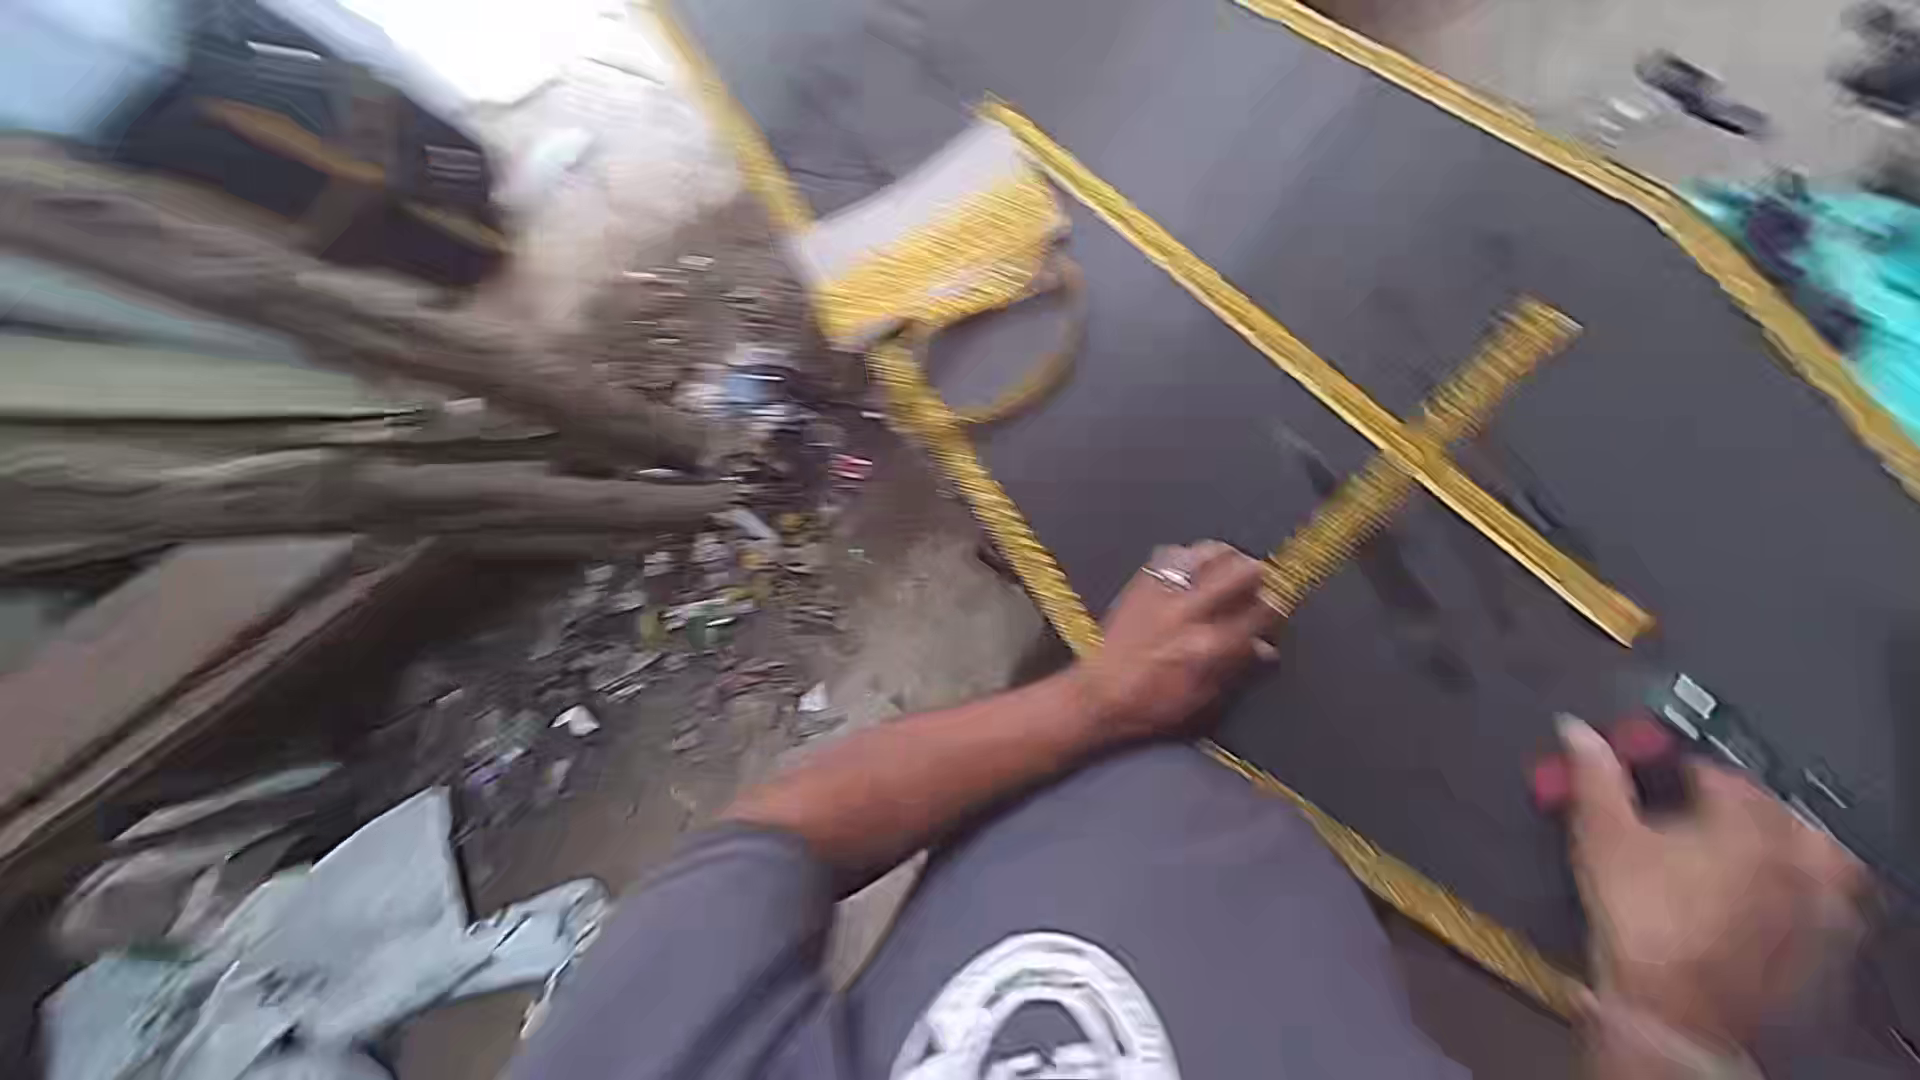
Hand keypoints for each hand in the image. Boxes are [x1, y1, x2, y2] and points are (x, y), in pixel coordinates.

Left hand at [1067, 541, 1277, 743]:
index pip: (1263, 610)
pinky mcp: (1140, 584)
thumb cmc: (1151, 706)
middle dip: (1259, 575)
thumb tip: (1265, 649)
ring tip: (1231, 567)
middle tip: (1260, 584)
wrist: (1097, 696)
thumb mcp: (1205, 702)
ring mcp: (1164, 593)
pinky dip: (1188, 555)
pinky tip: (1192, 565)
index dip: (1278, 606)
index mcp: (1212, 645)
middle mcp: (1191, 612)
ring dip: (1226, 558)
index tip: (1279, 607)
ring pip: (1208, 553)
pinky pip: (1171, 553)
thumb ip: (1238, 670)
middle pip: (1242, 571)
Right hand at [1560, 715, 1866, 1051]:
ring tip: (1741, 835)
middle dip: (1739, 796)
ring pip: (1820, 854)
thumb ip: (1593, 775)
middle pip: (1782, 810)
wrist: (1673, 997)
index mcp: (1746, 827)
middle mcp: (1797, 860)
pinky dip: (1802, 880)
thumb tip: (1577, 728)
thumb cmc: (1634, 907)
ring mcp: (1821, 906)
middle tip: (1697, 796)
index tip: (1650, 764)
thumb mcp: (1600, 831)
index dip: (1678, 762)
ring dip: (1784, 836)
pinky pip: (1831, 898)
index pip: (1721, 773)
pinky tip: (1767, 886)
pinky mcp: (1824, 943)